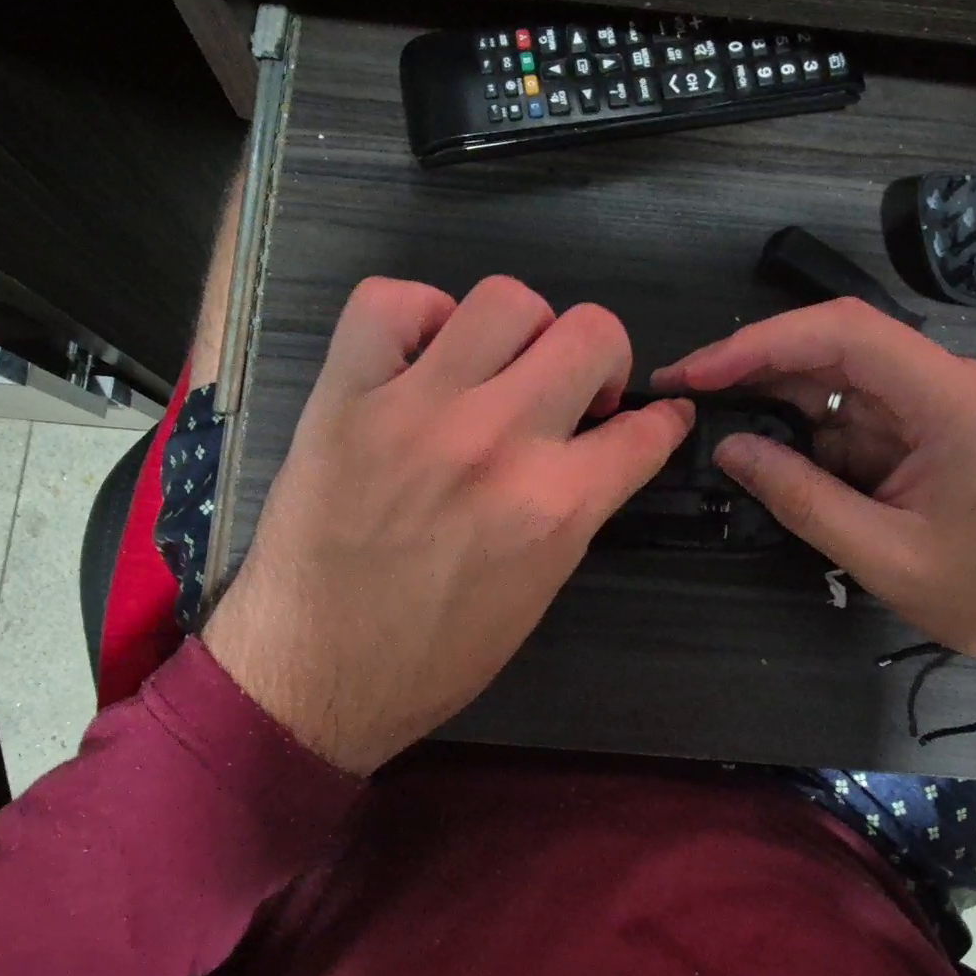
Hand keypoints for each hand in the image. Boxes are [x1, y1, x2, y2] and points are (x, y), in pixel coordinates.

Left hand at [201, 276, 692, 774]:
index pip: (644, 431)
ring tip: (498, 369)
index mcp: (555, 506)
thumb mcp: (535, 592)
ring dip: (521, 331)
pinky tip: (422, 356)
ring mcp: (417, 409)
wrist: (312, 675)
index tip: (657, 417)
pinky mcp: (345, 397)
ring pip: (504, 300)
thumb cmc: (431, 656)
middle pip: (592, 333)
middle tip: (575, 393)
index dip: (663, 422)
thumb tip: (593, 456)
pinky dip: (418, 315)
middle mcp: (497, 441)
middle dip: (604, 359)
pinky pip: (391, 303)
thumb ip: (574, 512)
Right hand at [652, 297, 975, 683]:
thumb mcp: (887, 554)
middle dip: (755, 366)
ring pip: (838, 384)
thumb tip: (729, 449)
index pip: (842, 334)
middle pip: (834, 348)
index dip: (760, 343)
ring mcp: (931, 411)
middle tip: (685, 392)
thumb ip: (802, 498)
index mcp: (946, 398)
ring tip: (710, 422)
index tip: (698, 372)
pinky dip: (804, 436)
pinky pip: (852, 421)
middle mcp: (939, 386)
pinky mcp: (923, 439)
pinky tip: (764, 454)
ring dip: (775, 401)